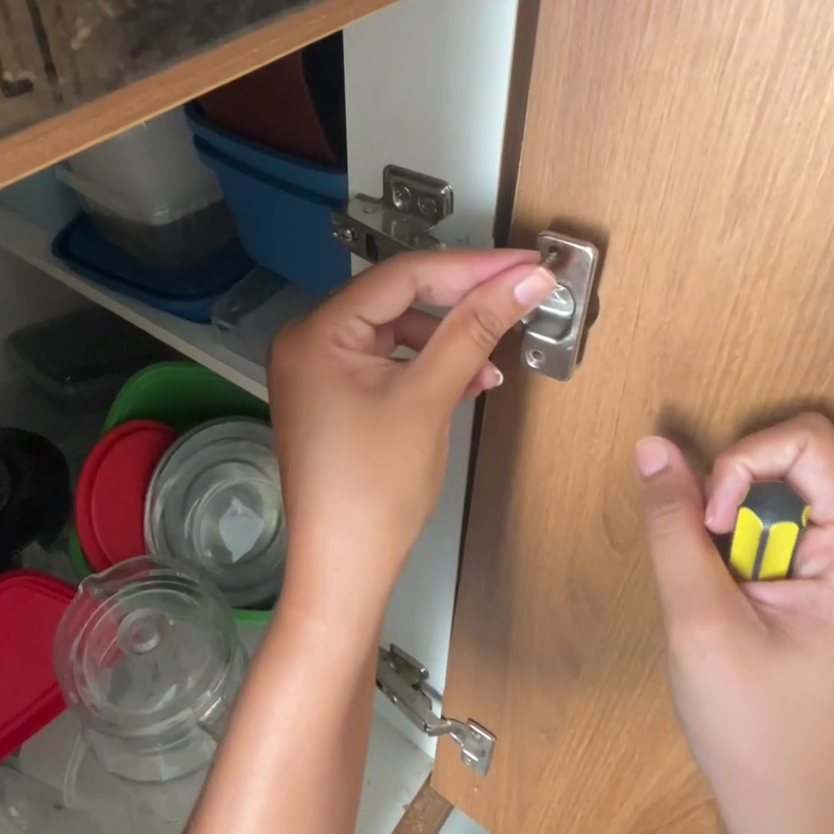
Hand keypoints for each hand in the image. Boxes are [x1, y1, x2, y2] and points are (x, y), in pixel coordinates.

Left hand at [270, 250, 556, 597]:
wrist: (345, 569)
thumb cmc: (375, 489)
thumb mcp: (428, 397)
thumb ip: (475, 329)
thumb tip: (524, 279)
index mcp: (317, 333)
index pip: (401, 276)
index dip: (469, 267)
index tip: (523, 264)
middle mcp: (309, 343)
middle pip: (397, 301)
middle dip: (460, 303)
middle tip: (517, 294)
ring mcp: (320, 372)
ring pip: (397, 333)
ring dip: (447, 341)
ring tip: (492, 358)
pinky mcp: (336, 398)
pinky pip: (389, 364)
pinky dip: (427, 368)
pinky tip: (468, 380)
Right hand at [634, 414, 833, 833]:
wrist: (794, 827)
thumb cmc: (754, 732)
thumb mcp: (699, 623)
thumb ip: (674, 527)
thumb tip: (654, 446)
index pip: (811, 443)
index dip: (743, 461)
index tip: (709, 525)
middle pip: (801, 471)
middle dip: (735, 503)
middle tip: (709, 568)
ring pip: (790, 508)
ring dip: (737, 535)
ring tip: (721, 597)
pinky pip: (794, 542)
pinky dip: (749, 557)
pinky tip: (737, 610)